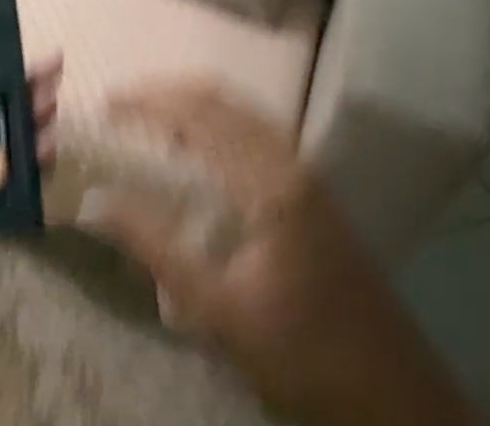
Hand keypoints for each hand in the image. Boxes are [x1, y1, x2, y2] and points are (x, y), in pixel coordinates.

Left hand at [0, 52, 61, 292]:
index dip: (3, 68)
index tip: (31, 52)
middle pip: (2, 109)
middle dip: (30, 90)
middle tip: (56, 74)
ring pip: (18, 141)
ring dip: (38, 121)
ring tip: (52, 110)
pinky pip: (24, 180)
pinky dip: (39, 163)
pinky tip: (48, 149)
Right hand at [80, 84, 474, 424]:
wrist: (395, 398)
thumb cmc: (304, 354)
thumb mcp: (219, 310)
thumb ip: (155, 249)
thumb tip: (94, 202)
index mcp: (271, 185)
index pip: (200, 116)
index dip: (149, 102)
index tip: (106, 104)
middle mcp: (294, 166)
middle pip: (225, 102)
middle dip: (169, 94)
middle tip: (122, 104)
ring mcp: (311, 179)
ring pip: (246, 116)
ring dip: (196, 108)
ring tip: (151, 122)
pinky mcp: (317, 197)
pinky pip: (260, 139)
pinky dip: (220, 129)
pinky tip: (200, 157)